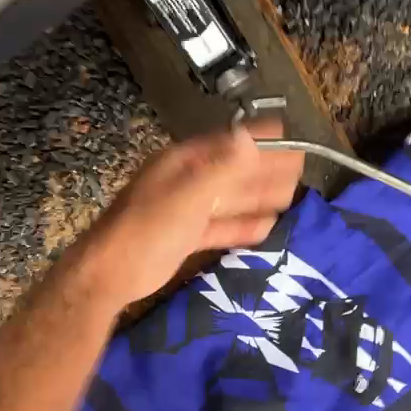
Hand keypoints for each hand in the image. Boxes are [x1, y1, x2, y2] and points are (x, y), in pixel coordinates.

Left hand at [70, 118, 304, 307]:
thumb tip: (250, 135)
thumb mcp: (190, 195)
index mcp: (184, 163)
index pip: (229, 143)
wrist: (111, 274)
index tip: (290, 137)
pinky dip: (242, 225)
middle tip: (300, 168)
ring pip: (229, 199)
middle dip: (265, 169)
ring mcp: (186, 209)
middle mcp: (186, 181)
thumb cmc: (149, 228)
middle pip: (233, 170)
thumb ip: (224, 167)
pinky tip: (267, 227)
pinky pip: (221, 225)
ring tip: (291, 195)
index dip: (260, 140)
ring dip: (258, 196)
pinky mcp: (186, 236)